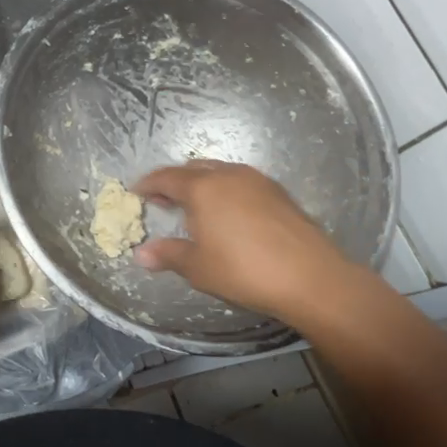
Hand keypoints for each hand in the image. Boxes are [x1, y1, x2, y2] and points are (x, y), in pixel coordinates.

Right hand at [131, 160, 359, 323]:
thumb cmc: (243, 271)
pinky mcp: (279, 193)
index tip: (136, 192)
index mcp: (202, 188)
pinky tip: (229, 214)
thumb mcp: (198, 267)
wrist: (310, 277)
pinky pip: (242, 183)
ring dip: (202, 184)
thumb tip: (140, 254)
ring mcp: (258, 181)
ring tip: (195, 207)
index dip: (148, 184)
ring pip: (220, 172)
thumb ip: (168, 255)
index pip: (166, 177)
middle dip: (174, 181)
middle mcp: (228, 175)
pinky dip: (226, 191)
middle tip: (163, 200)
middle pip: (193, 169)